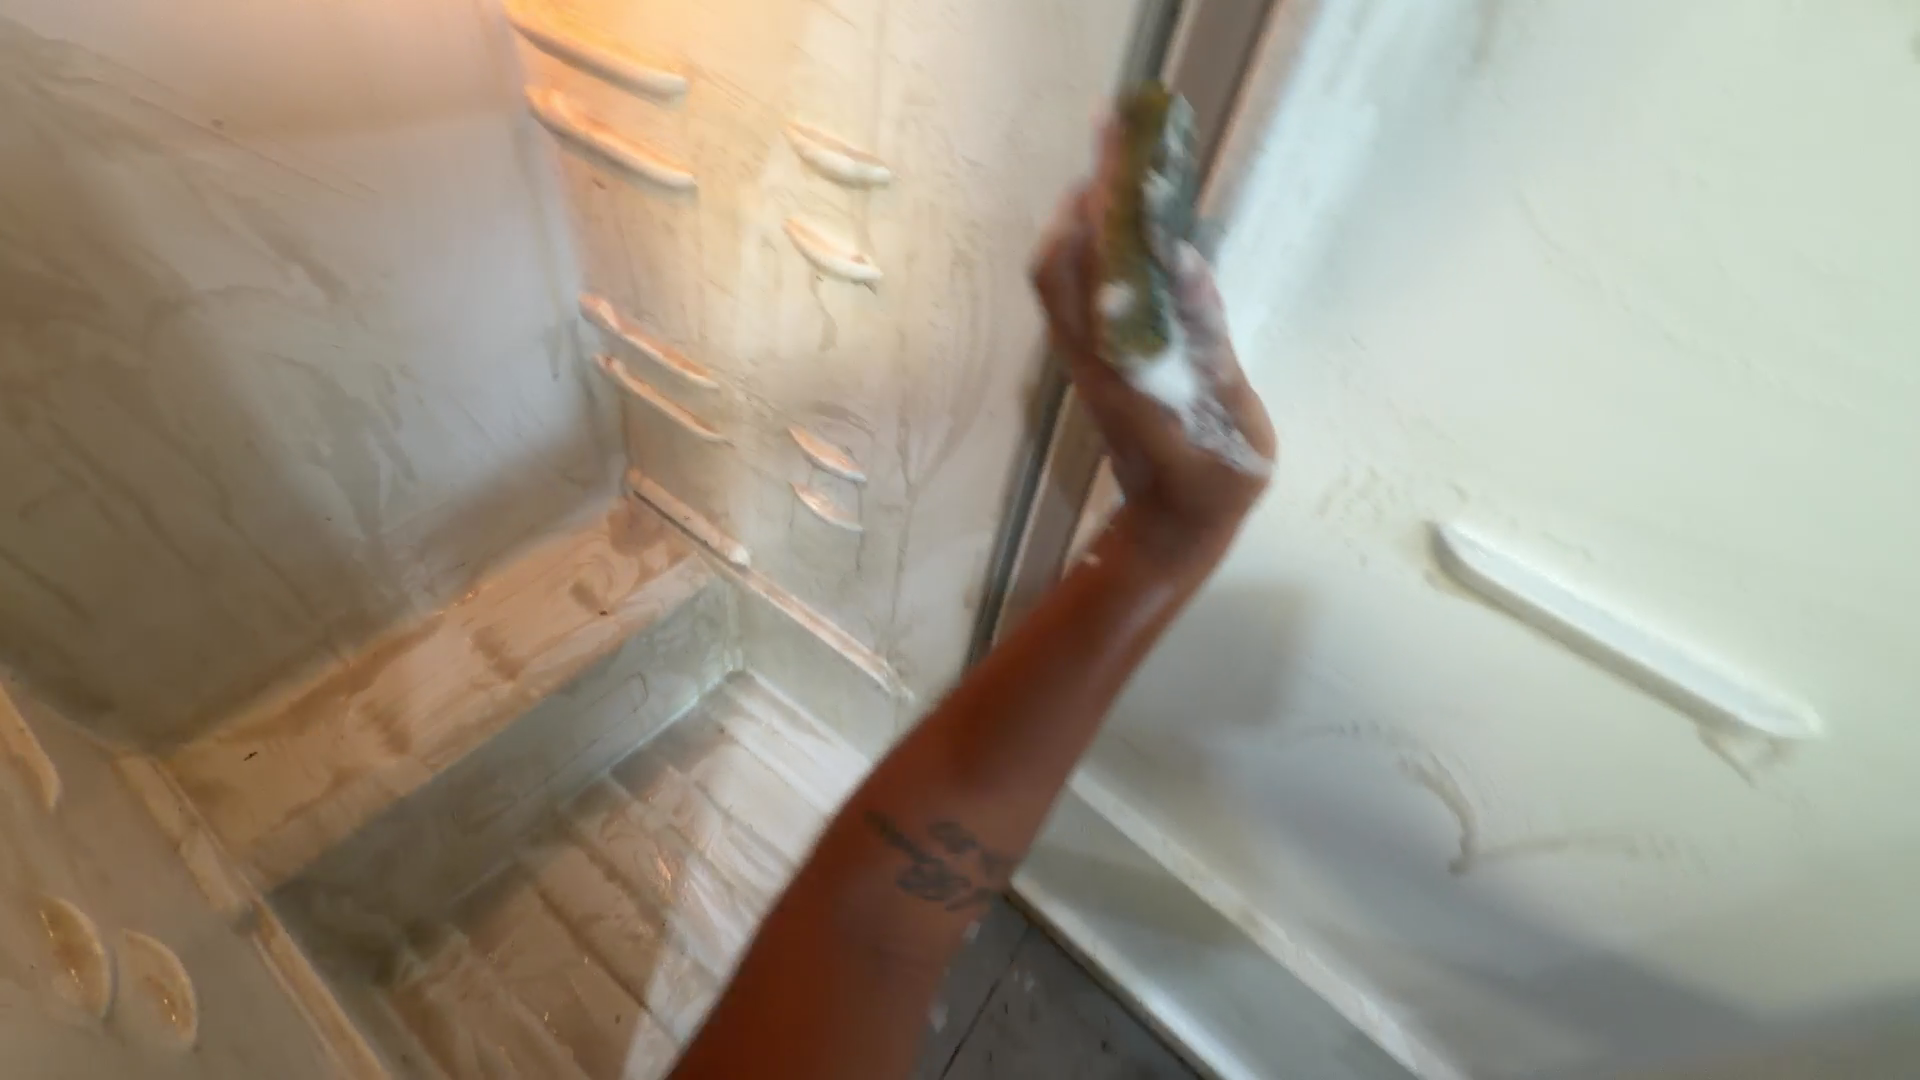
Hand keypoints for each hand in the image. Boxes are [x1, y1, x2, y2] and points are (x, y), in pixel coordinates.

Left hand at [1031, 127, 1276, 563]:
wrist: (1173, 522)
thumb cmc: (1209, 478)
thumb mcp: (1221, 411)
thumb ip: (1204, 339)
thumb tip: (1184, 261)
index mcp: (1113, 364)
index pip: (1076, 273)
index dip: (1088, 211)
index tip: (1114, 154)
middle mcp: (1088, 357)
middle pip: (1057, 266)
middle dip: (1082, 201)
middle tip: (1119, 148)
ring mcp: (1088, 362)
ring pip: (1064, 282)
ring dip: (1086, 224)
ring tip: (1125, 175)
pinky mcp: (1100, 368)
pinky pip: (1083, 300)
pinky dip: (1099, 256)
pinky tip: (1135, 234)